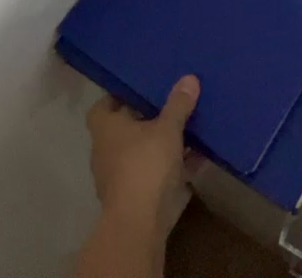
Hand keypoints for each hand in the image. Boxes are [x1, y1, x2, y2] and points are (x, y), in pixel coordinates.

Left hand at [85, 75, 201, 226]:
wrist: (140, 222)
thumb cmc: (145, 164)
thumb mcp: (167, 128)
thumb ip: (178, 104)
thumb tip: (189, 78)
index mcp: (106, 129)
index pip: (103, 107)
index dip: (119, 96)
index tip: (141, 88)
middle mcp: (107, 151)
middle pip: (126, 128)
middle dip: (148, 118)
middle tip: (172, 102)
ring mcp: (119, 176)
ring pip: (142, 151)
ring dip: (162, 143)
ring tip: (189, 127)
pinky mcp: (136, 196)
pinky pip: (156, 172)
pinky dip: (173, 164)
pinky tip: (198, 157)